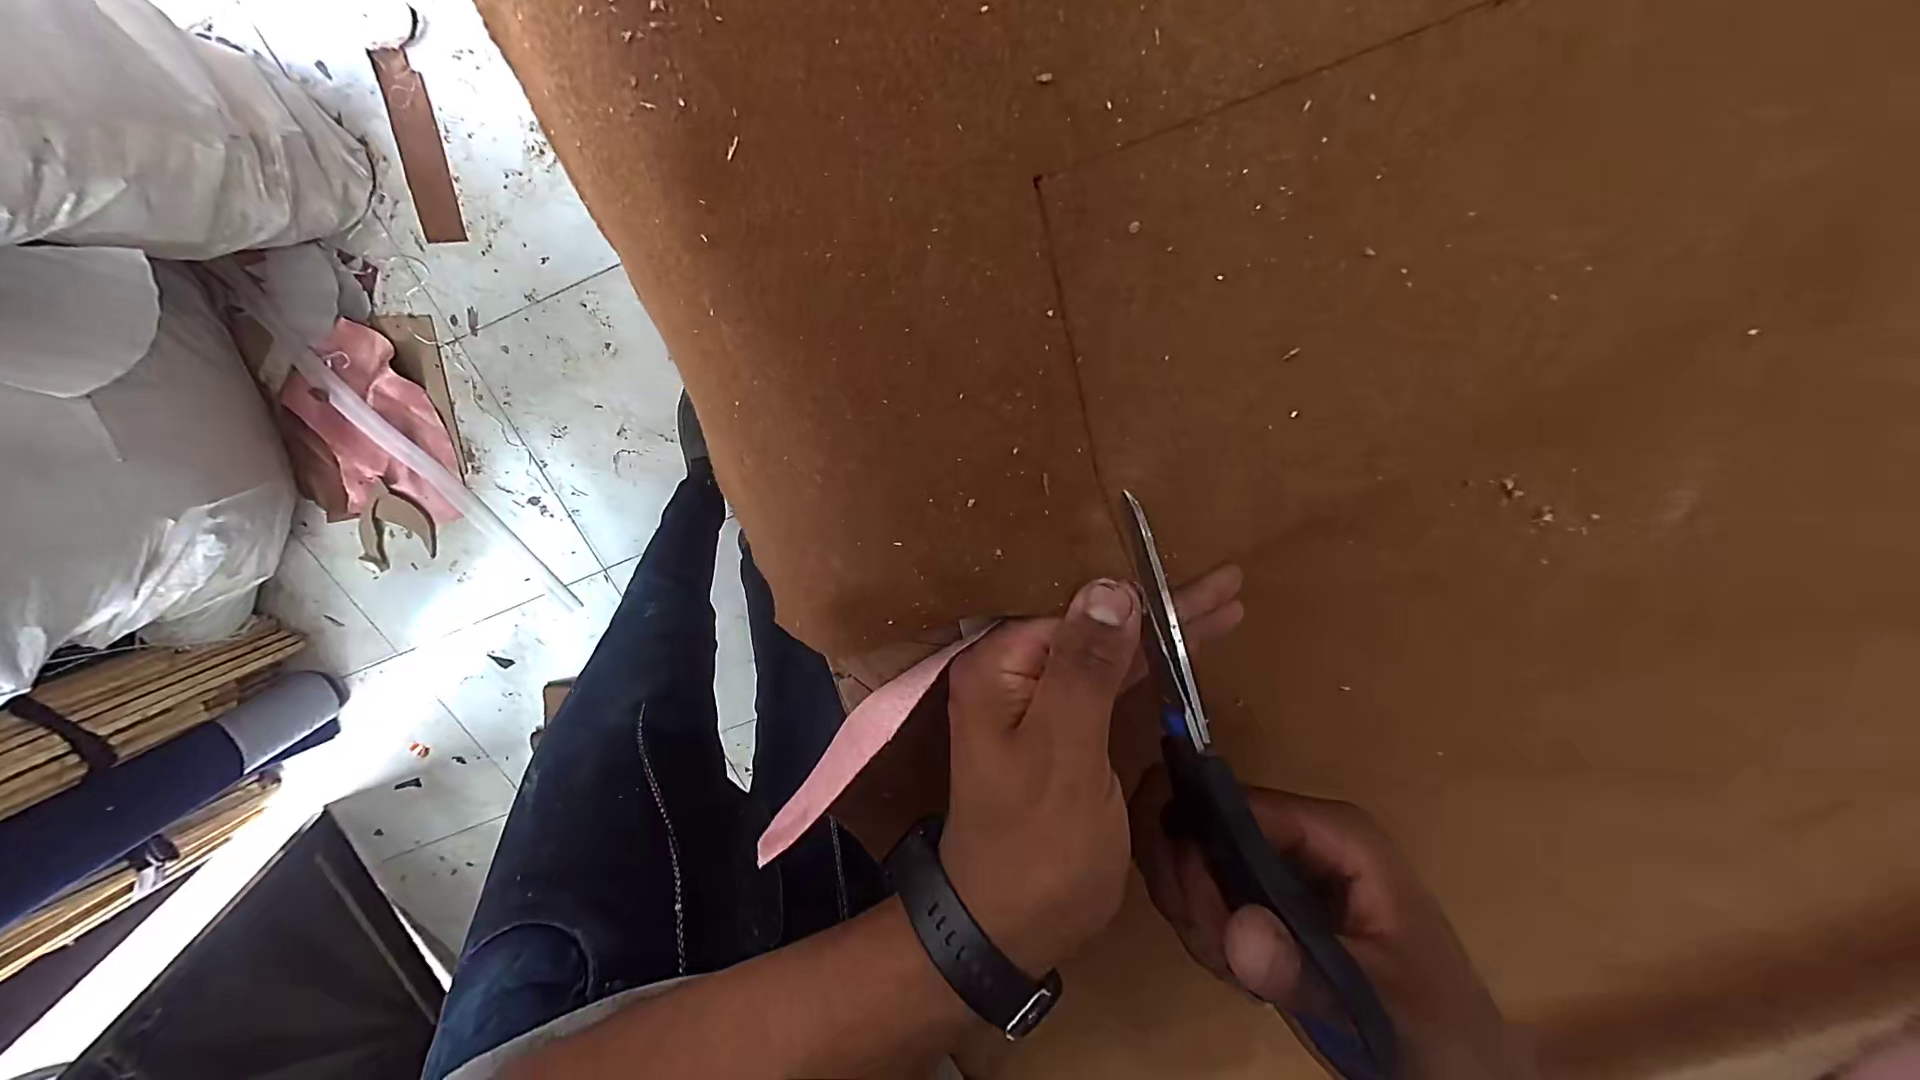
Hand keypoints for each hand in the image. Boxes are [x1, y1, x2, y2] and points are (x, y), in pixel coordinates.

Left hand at [934, 566, 1245, 975]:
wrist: (1007, 925)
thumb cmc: (1037, 846)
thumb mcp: (1064, 752)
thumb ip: (1084, 668)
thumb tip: (1108, 588)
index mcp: (999, 667)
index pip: (1080, 613)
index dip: (1143, 600)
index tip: (1207, 586)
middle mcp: (1011, 674)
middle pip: (1096, 627)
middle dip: (1163, 611)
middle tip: (1229, 588)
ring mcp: (1033, 701)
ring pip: (1106, 653)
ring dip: (1162, 634)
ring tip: (1223, 610)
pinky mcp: (1056, 728)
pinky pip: (1105, 684)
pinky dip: (1144, 669)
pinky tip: (1179, 656)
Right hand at [1131, 772, 1535, 1079]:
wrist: (1453, 1066)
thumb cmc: (1432, 1027)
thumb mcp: (1376, 1006)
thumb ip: (1304, 973)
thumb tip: (1237, 932)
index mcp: (1333, 831)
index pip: (1235, 806)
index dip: (1201, 848)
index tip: (1198, 916)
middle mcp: (1294, 828)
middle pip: (1198, 816)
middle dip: (1186, 881)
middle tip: (1211, 947)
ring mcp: (1272, 854)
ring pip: (1187, 848)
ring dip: (1189, 908)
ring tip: (1233, 970)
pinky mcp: (1256, 883)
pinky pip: (1194, 880)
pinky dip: (1195, 923)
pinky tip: (1234, 969)